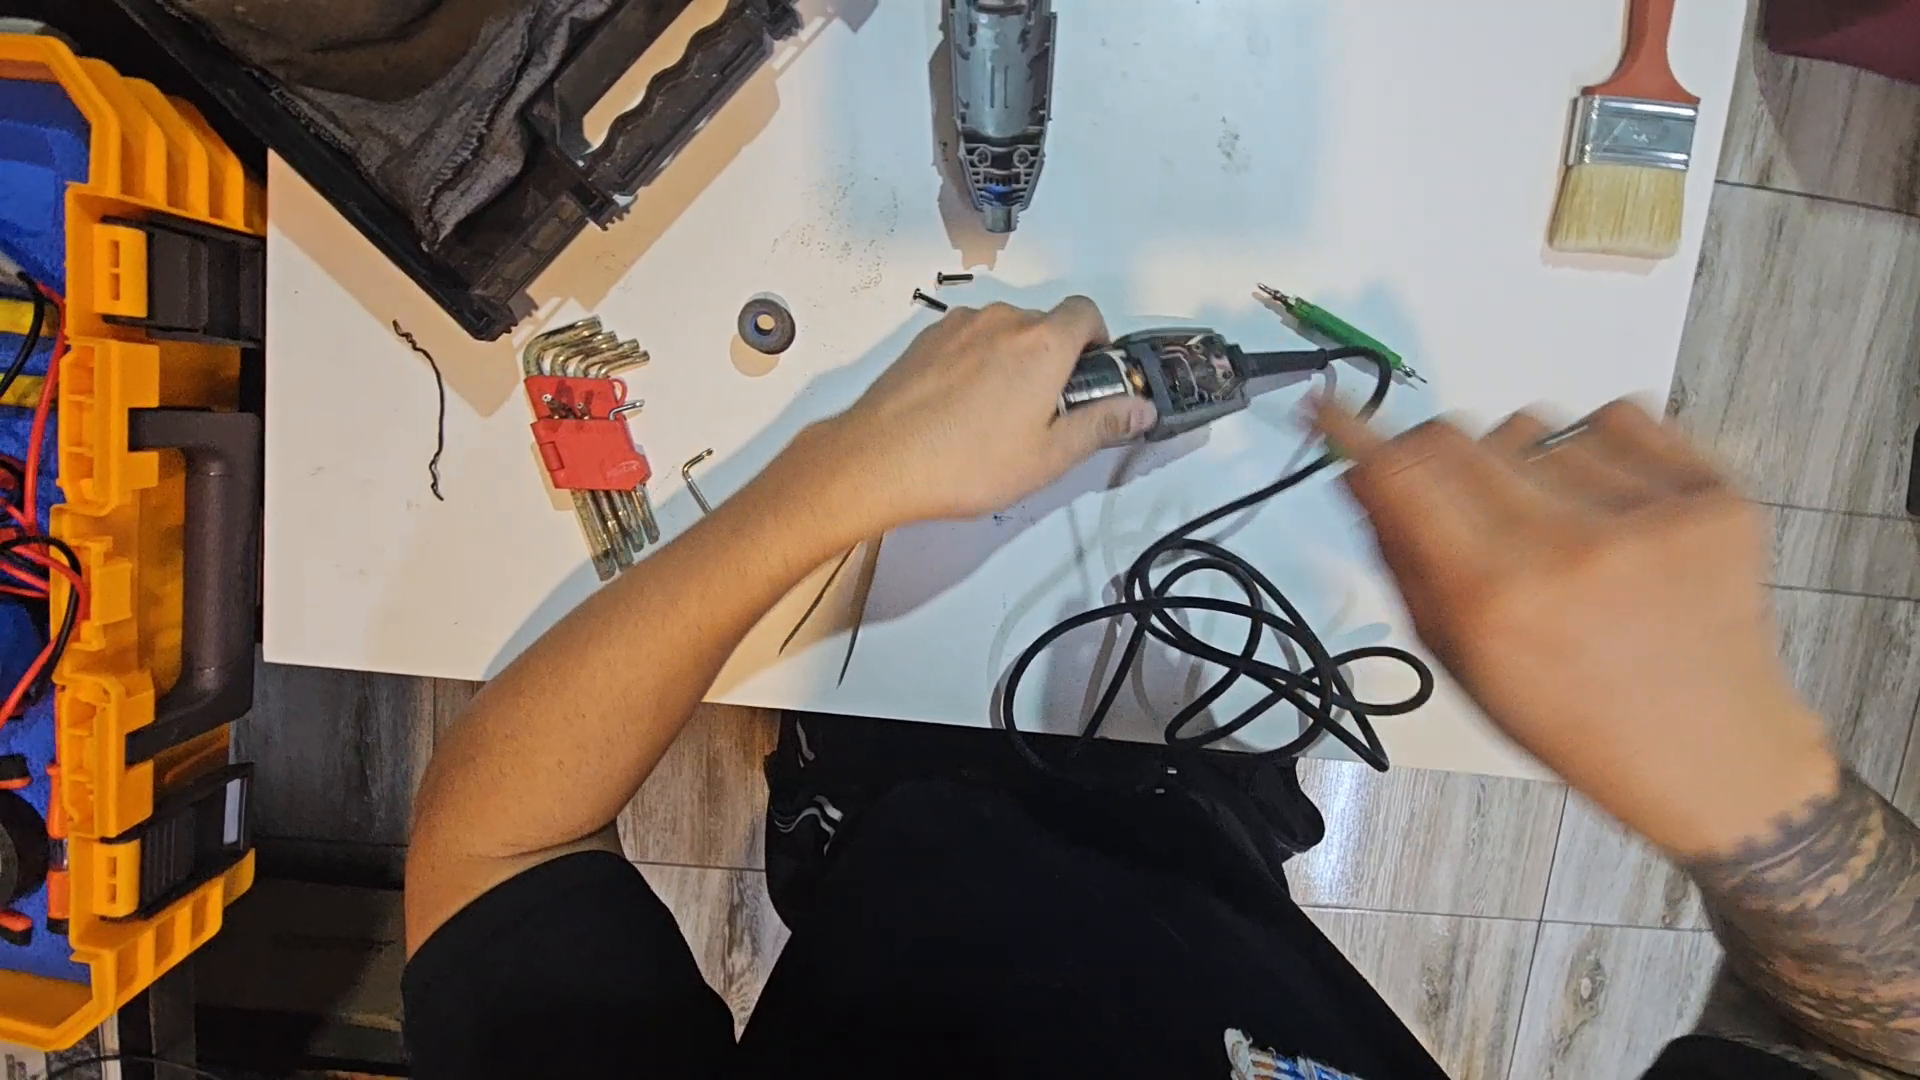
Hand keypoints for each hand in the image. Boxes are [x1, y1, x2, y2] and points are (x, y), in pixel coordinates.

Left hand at [816, 297, 1156, 527]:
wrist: (879, 461)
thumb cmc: (970, 464)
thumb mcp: (1047, 457)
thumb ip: (1100, 425)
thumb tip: (1142, 408)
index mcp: (1042, 343)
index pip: (1087, 312)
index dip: (1097, 340)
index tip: (1090, 377)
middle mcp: (1002, 319)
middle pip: (1044, 324)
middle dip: (1054, 358)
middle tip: (1042, 412)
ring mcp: (957, 326)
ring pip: (1002, 332)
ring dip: (1012, 359)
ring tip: (995, 414)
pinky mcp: (924, 339)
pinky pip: (966, 340)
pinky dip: (976, 361)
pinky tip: (958, 407)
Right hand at [1316, 396, 1837, 857]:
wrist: (1707, 750)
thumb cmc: (1558, 709)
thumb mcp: (1448, 647)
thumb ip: (1396, 553)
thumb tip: (1357, 475)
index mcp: (1489, 595)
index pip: (1398, 475)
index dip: (1351, 433)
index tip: (1324, 407)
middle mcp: (1568, 544)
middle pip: (1452, 434)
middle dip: (1426, 453)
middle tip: (1439, 487)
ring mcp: (1652, 513)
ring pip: (1528, 421)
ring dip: (1511, 457)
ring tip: (1541, 515)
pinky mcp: (1718, 494)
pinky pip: (1616, 417)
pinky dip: (1588, 448)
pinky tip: (1600, 501)